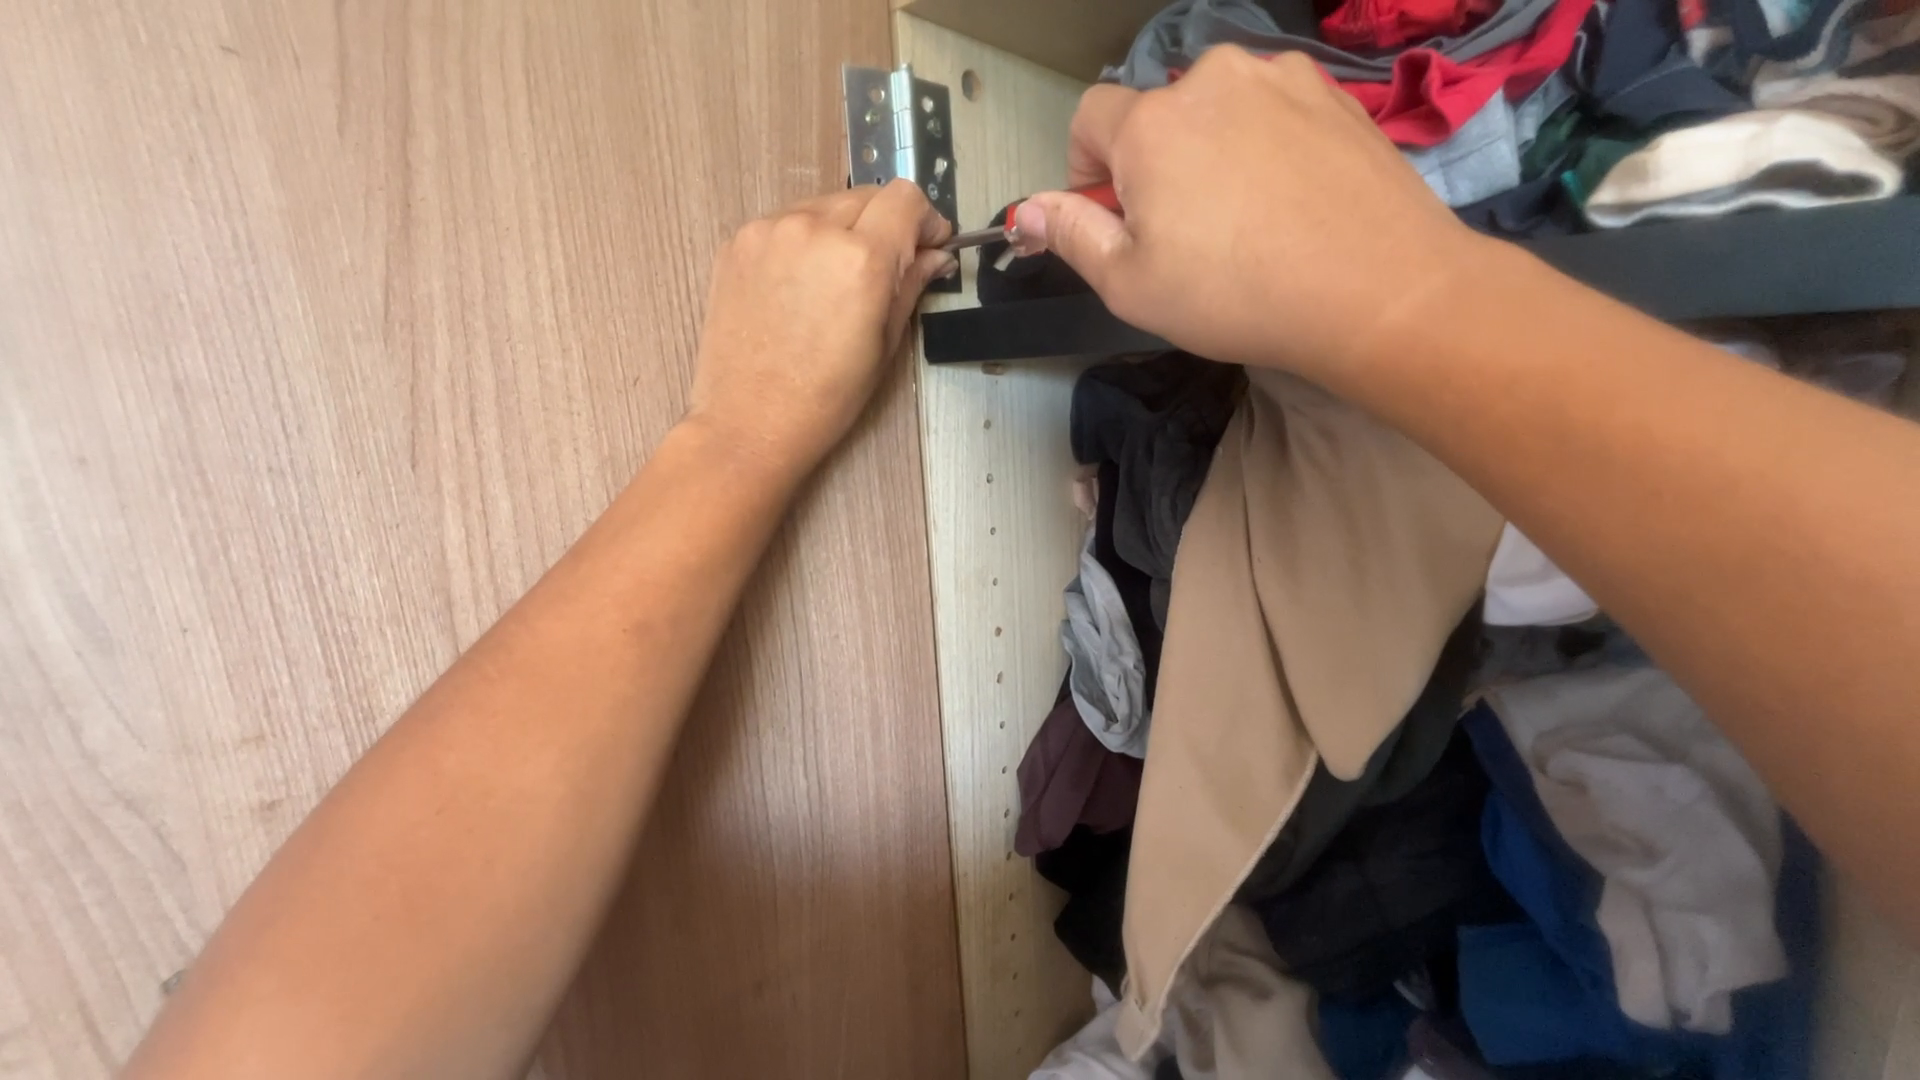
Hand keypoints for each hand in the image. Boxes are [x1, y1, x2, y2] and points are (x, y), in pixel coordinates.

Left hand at [686, 180, 953, 479]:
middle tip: (887, 267)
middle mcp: (813, 229)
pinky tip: (800, 287)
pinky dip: (804, 242)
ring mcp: (769, 231)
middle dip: (885, 224)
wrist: (749, 421)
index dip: (925, 219)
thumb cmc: (826, 398)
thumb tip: (935, 256)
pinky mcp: (737, 242)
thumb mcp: (884, 345)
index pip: (905, 199)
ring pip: (823, 207)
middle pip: (866, 196)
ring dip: (842, 231)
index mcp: (861, 259)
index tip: (928, 244)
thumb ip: (911, 286)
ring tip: (836, 282)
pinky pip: (785, 224)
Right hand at [1014, 48, 1488, 380]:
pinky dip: (1260, 147)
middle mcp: (1211, 79)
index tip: (1113, 217)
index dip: (1086, 170)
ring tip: (1241, 220)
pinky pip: (1269, 111)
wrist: (1374, 288)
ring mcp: (1278, 78)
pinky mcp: (1330, 92)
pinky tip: (1285, 202)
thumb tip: (1023, 208)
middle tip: (1183, 233)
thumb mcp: (1129, 284)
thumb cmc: (1234, 295)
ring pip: (1214, 111)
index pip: (1088, 118)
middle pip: (1154, 115)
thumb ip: (1069, 235)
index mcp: (1151, 125)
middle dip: (1152, 165)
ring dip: (1207, 153)